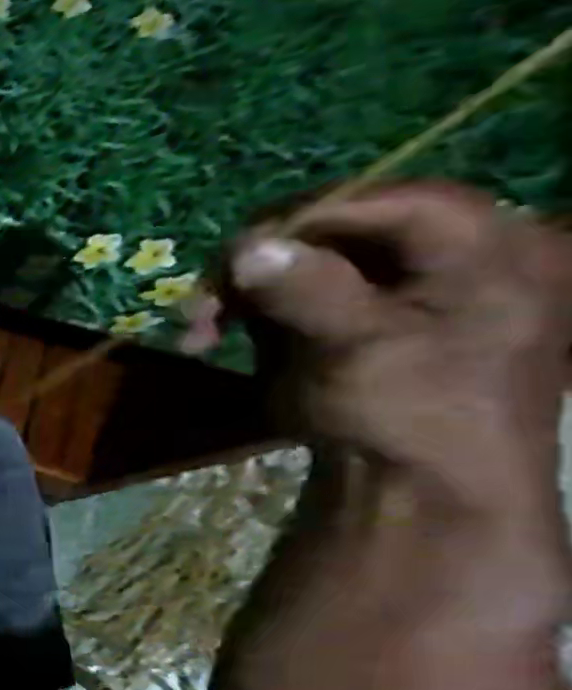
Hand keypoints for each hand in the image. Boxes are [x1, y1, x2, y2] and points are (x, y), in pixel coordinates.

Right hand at [227, 182, 571, 512]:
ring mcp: (398, 287)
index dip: (310, 217)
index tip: (236, 253)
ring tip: (197, 329)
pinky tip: (212, 334)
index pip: (393, 202)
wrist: (414, 488)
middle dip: (263, 261)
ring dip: (242, 289)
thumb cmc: (408, 414)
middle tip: (202, 301)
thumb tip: (246, 247)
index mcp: (492, 249)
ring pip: (307, 259)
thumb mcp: (359, 348)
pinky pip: (295, 291)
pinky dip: (248, 309)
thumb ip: (308, 291)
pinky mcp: (354, 316)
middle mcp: (452, 254)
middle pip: (343, 228)